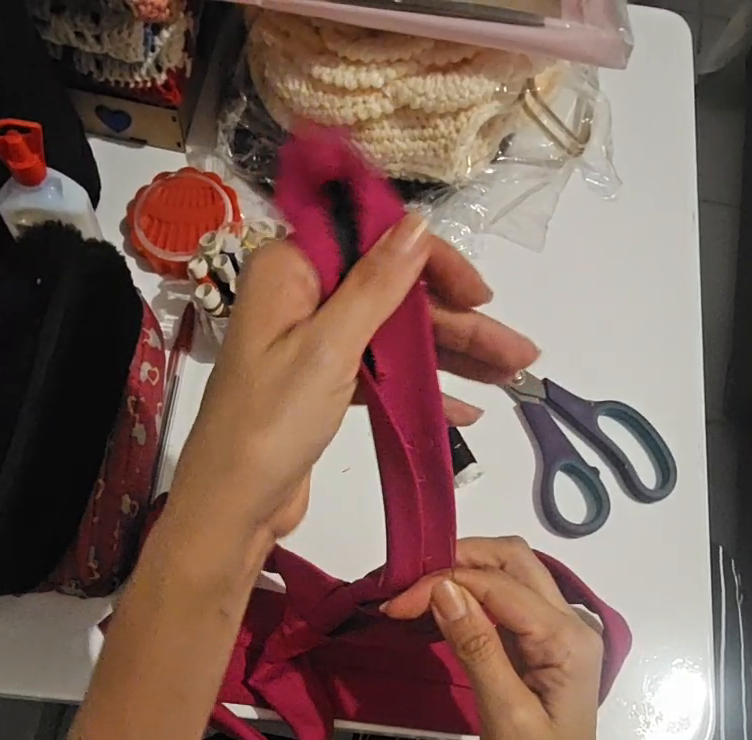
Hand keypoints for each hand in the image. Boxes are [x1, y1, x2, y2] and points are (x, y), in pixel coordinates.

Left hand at [167, 218, 538, 547]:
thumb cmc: (271, 423)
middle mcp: (302, 298)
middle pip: (394, 295)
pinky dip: (420, 389)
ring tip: (511, 375)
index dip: (433, 264)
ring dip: (452, 357)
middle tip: (520, 353)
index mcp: (290, 270)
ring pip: (395, 337)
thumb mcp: (328, 348)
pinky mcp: (322, 385)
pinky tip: (465, 411)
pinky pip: (381, 373)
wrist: (232, 506)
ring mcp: (313, 343)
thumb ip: (376, 285)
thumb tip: (417, 222)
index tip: (481, 296)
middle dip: (457, 324)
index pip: (374, 243)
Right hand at [382, 537, 606, 739]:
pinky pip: (508, 598)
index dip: (444, 581)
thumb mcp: (504, 712)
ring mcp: (560, 628)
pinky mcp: (544, 640)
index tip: (396, 602)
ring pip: (512, 571)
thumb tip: (443, 588)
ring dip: (464, 570)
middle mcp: (570, 621)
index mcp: (566, 638)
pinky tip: (442, 604)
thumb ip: (476, 644)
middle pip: (513, 559)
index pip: (499, 584)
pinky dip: (473, 592)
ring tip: (416, 590)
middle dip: (457, 560)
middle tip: (407, 584)